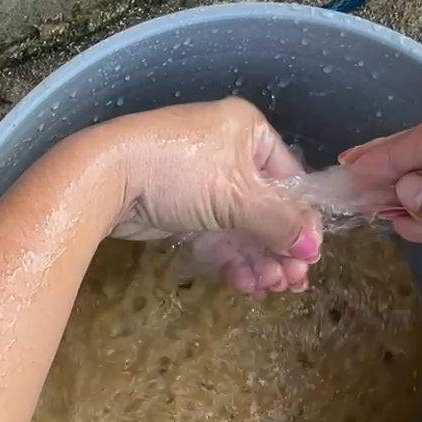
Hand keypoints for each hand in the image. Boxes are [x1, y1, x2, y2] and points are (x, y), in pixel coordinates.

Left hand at [77, 98, 323, 294]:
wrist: (107, 178)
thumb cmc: (179, 172)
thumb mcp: (237, 196)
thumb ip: (280, 222)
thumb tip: (314, 248)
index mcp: (248, 132)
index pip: (289, 179)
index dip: (300, 221)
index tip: (307, 259)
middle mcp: (228, 154)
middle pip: (266, 209)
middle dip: (277, 249)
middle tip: (288, 285)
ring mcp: (202, 183)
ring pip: (241, 228)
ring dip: (256, 261)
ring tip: (266, 288)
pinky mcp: (181, 210)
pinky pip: (216, 237)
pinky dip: (230, 260)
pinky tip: (243, 284)